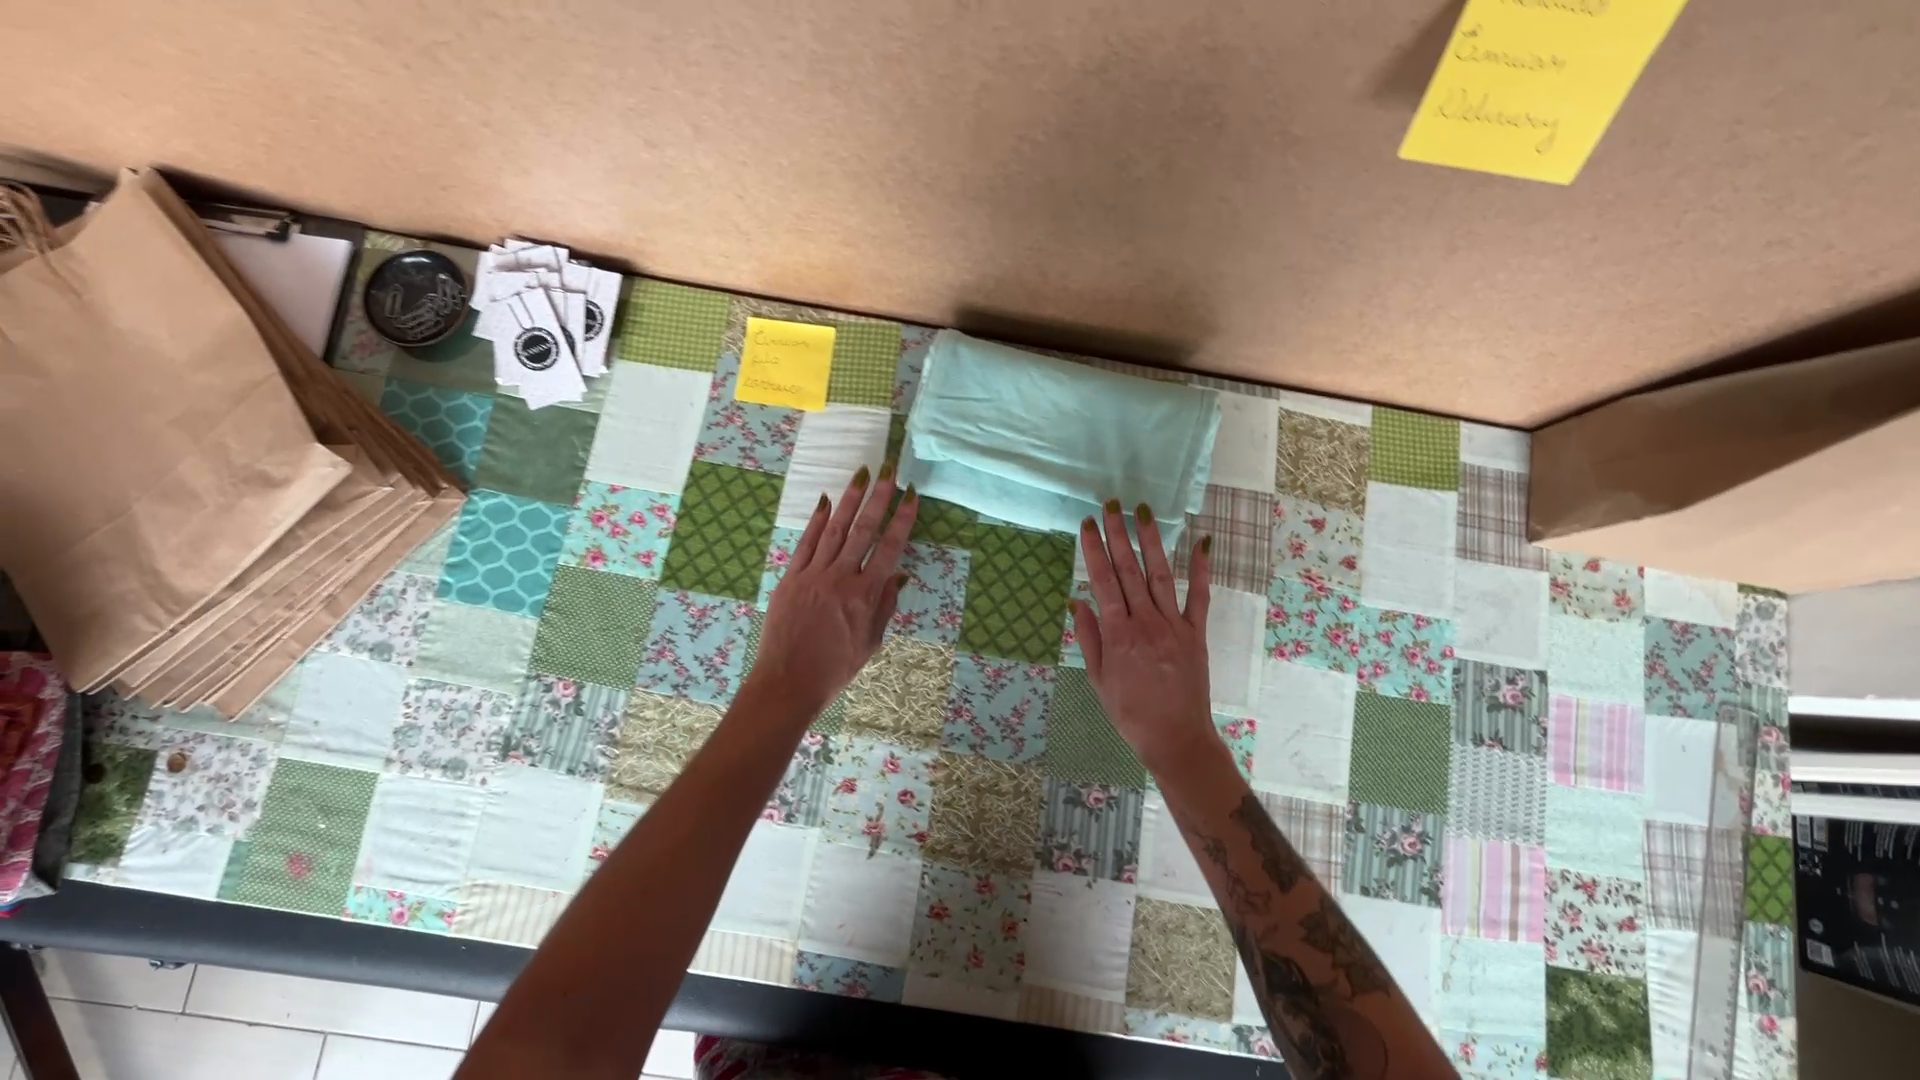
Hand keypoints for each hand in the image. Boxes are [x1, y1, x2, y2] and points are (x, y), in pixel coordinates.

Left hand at [750, 465, 917, 714]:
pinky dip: (817, 521)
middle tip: (890, 471)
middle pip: (863, 530)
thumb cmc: (835, 668)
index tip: (912, 496)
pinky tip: (826, 502)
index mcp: (864, 595)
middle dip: (879, 499)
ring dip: (850, 500)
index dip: (902, 520)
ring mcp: (812, 575)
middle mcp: (840, 578)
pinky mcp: (790, 577)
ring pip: (835, 529)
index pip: (889, 549)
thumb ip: (884, 606)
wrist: (788, 681)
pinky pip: (806, 543)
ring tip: (862, 475)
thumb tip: (897, 575)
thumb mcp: (871, 641)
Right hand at [1074, 500, 1216, 772]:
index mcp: (1118, 634)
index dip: (1094, 551)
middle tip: (1111, 505)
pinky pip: (1199, 597)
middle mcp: (1146, 622)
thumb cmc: (1130, 713)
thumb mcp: (1098, 680)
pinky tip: (1201, 543)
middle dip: (1118, 535)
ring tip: (1143, 512)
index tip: (1087, 525)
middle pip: (1129, 571)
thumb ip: (1089, 639)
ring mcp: (1174, 626)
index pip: (1103, 583)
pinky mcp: (1196, 634)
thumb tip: (1077, 602)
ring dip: (1151, 541)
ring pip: (1160, 575)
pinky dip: (1201, 569)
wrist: (1175, 738)